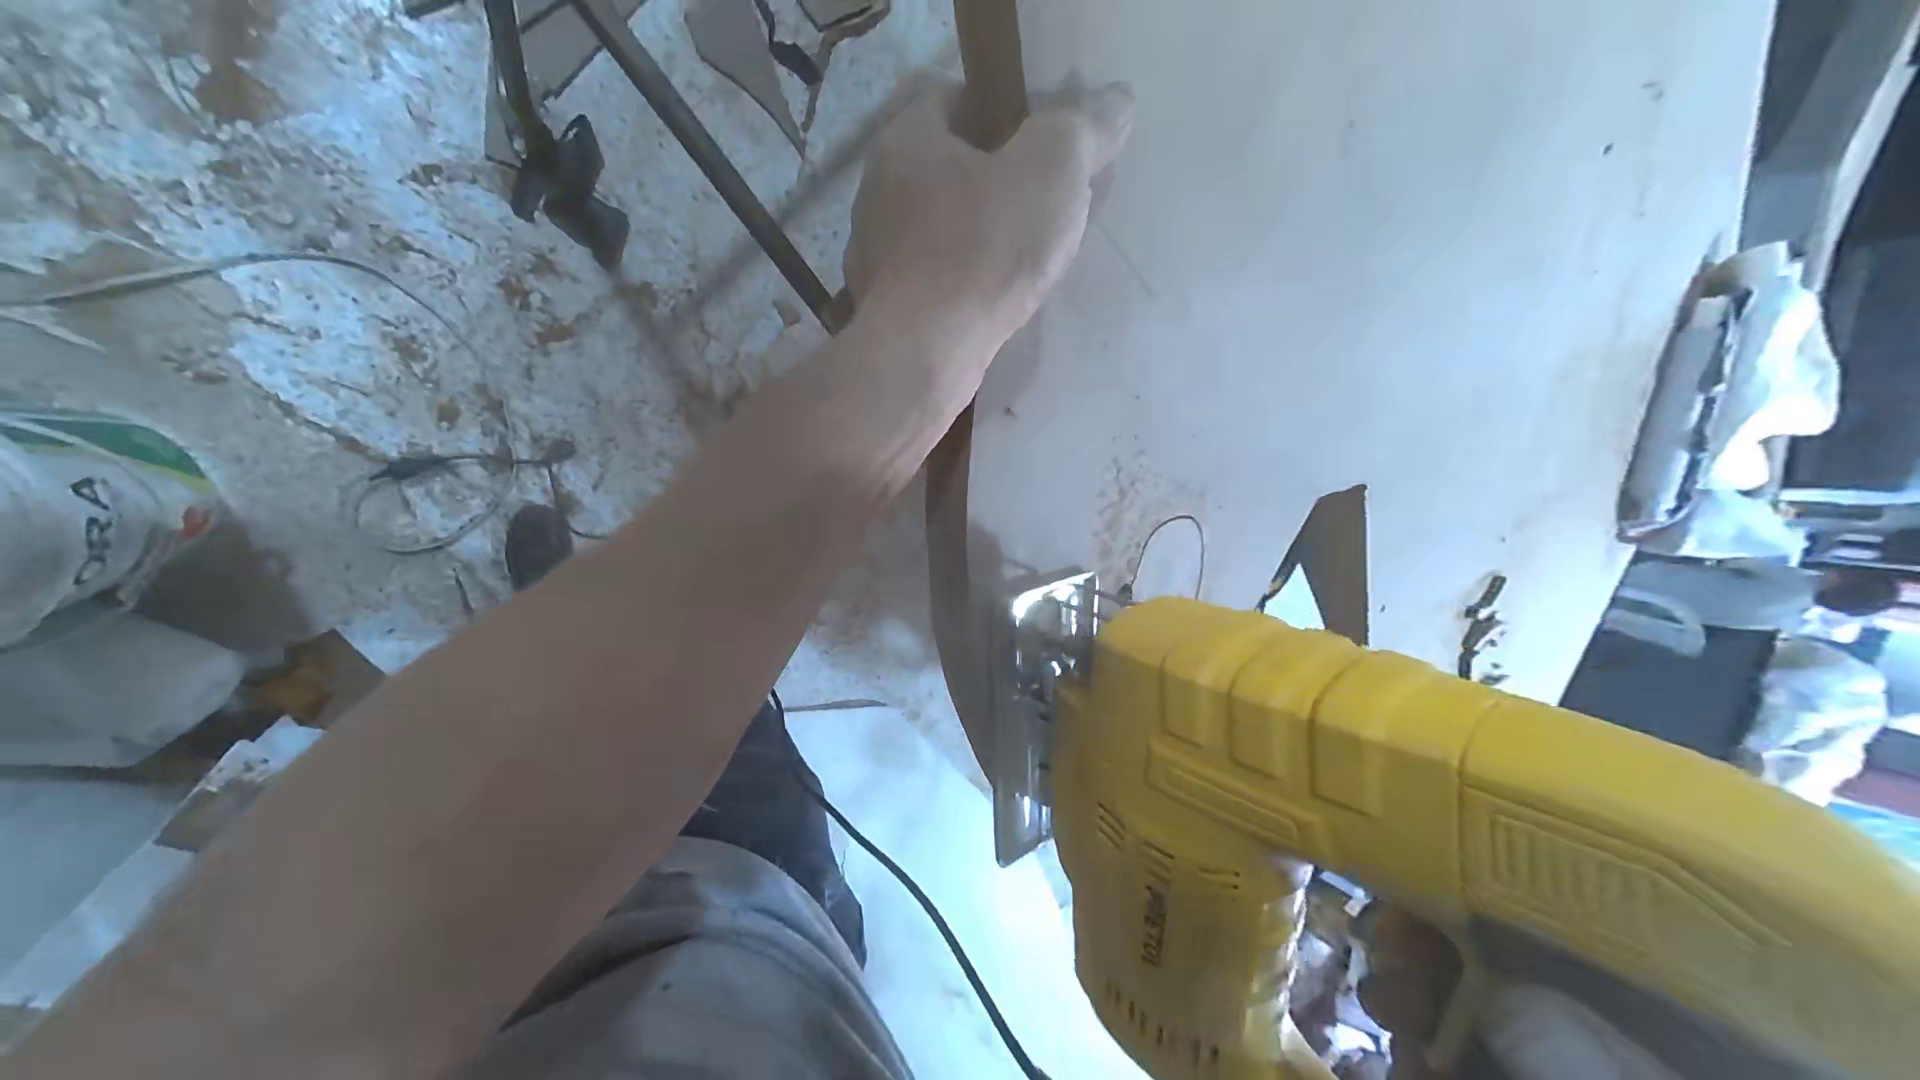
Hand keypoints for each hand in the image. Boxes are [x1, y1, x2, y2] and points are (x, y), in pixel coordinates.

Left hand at [844, 80, 1133, 346]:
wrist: (927, 352)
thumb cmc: (984, 247)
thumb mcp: (1052, 169)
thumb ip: (1085, 129)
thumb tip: (1115, 104)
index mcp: (905, 141)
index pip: (950, 98)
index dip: (1000, 109)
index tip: (1040, 138)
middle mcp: (877, 193)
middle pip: (945, 168)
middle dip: (993, 180)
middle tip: (1042, 200)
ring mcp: (875, 257)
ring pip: (938, 230)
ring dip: (977, 236)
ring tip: (1024, 256)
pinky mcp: (885, 308)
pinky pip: (932, 280)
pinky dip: (961, 283)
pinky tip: (993, 300)